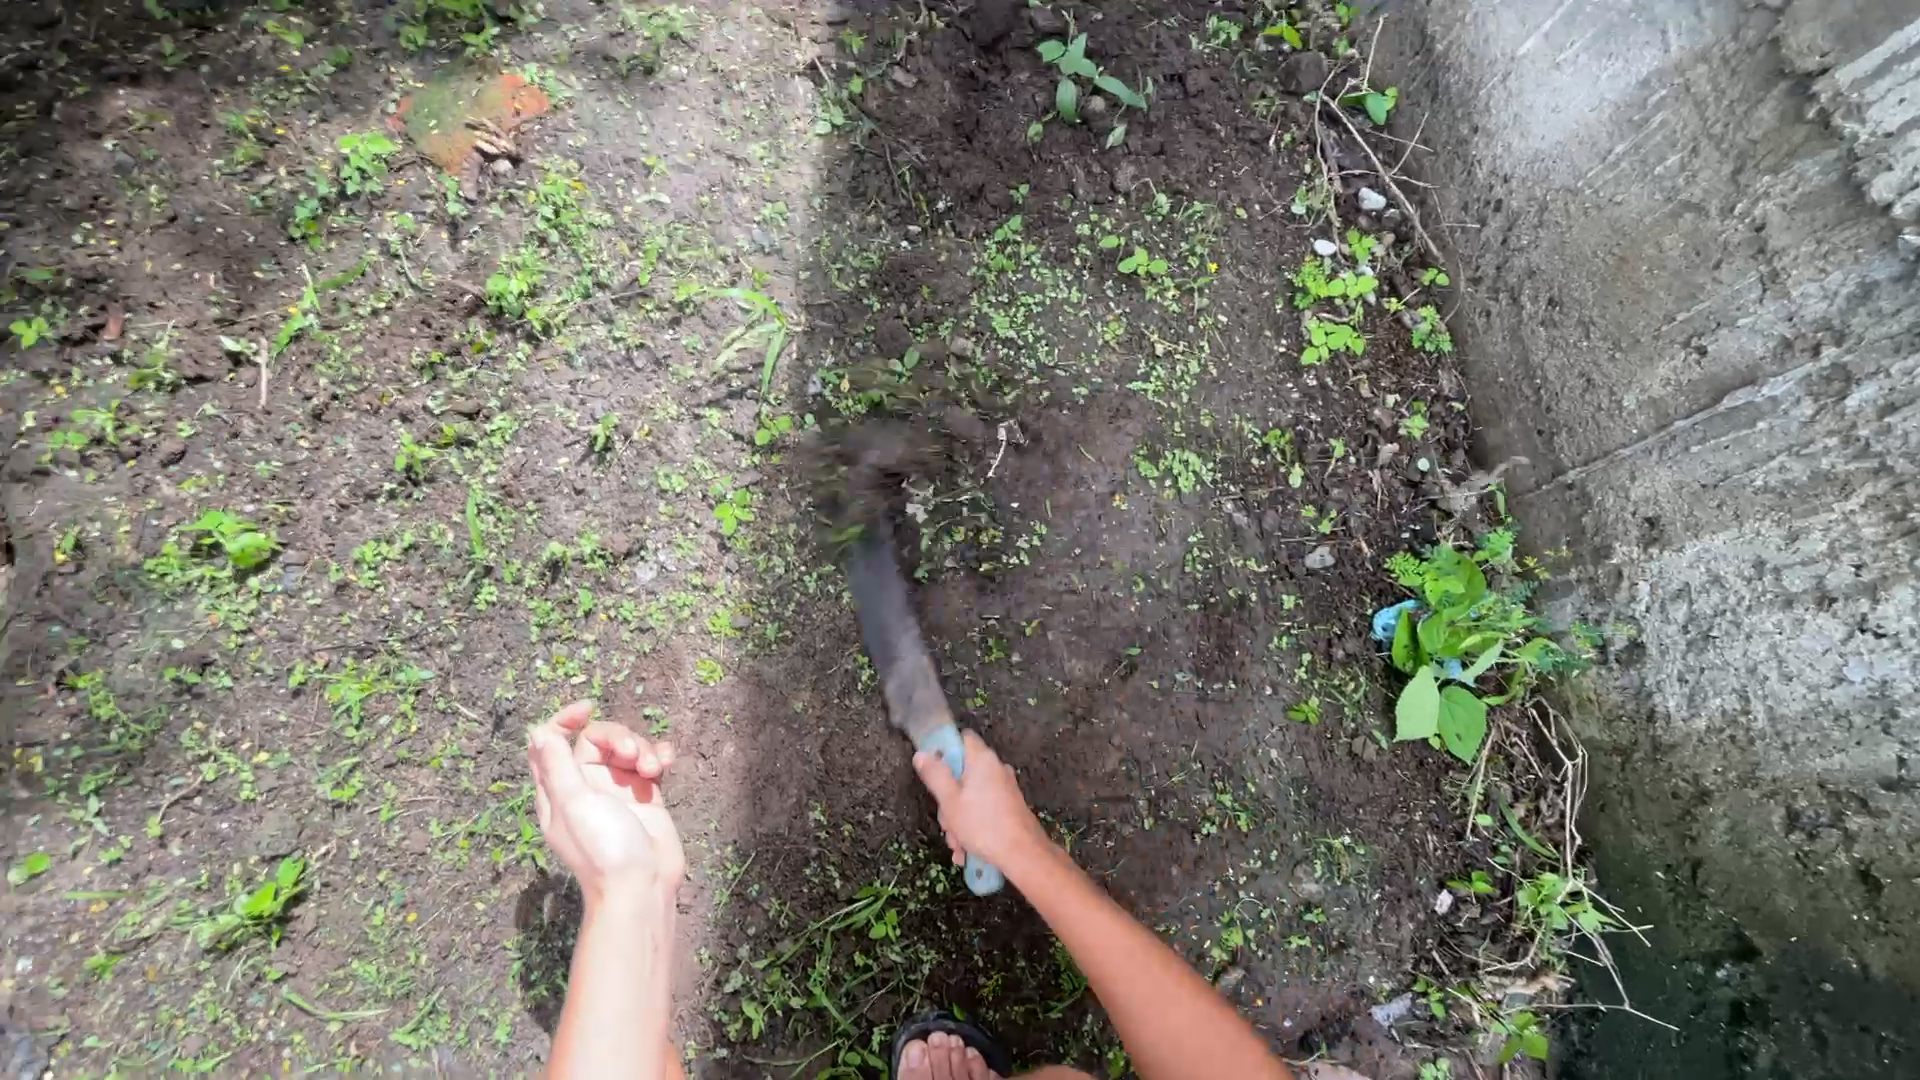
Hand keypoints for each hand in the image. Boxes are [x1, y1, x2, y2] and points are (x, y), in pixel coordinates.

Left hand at [527, 701, 685, 910]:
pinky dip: (659, 757)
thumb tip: (538, 731)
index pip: (552, 743)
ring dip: (643, 750)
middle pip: (598, 739)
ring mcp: (618, 791)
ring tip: (653, 771)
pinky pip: (651, 762)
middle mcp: (586, 787)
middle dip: (619, 738)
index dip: (565, 721)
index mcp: (559, 790)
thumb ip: (557, 765)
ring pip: (628, 748)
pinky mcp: (646, 795)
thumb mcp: (575, 803)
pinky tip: (666, 764)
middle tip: (631, 756)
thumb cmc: (603, 848)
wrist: (643, 884)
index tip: (588, 708)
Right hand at [912, 730, 1050, 872]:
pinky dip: (973, 825)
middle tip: (946, 822)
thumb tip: (921, 754)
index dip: (945, 749)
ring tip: (957, 844)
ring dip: (959, 819)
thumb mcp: (950, 801)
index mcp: (982, 759)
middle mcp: (996, 768)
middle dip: (949, 799)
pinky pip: (984, 808)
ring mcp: (1004, 787)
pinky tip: (967, 850)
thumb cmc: (983, 825)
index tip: (933, 769)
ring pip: (971, 795)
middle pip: (963, 772)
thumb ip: (935, 775)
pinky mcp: (1009, 805)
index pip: (962, 738)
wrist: (1023, 854)